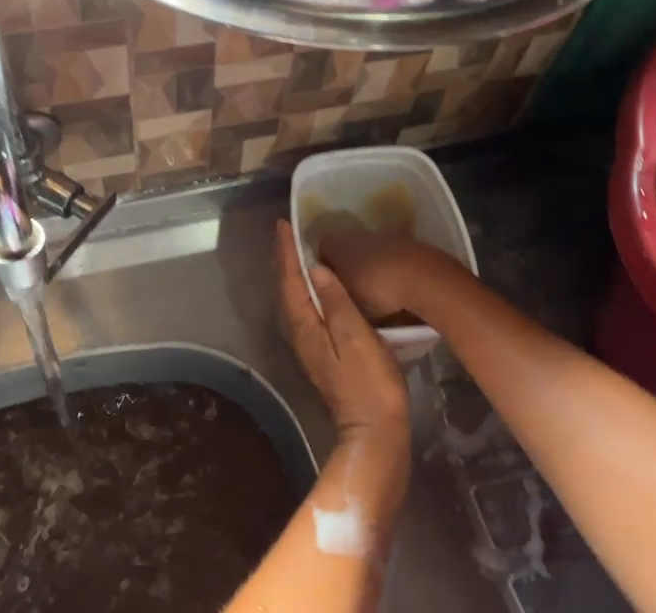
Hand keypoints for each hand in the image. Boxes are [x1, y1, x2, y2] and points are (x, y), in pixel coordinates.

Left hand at [274, 221, 408, 442]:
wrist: (374, 430)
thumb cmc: (369, 381)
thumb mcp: (355, 336)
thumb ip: (335, 300)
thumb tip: (315, 268)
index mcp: (305, 326)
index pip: (289, 280)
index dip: (285, 251)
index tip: (281, 224)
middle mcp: (300, 334)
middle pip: (286, 289)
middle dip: (284, 259)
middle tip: (286, 232)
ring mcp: (310, 346)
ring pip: (294, 300)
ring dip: (292, 274)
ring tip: (297, 252)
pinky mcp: (322, 354)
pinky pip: (305, 310)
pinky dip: (305, 291)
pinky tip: (318, 288)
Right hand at [316, 231, 466, 323]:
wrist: (424, 279)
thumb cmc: (375, 290)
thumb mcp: (345, 300)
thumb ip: (331, 294)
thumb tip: (325, 290)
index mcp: (338, 243)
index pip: (321, 250)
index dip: (322, 270)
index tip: (327, 290)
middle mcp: (359, 233)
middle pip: (347, 251)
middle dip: (349, 270)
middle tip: (352, 296)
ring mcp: (388, 236)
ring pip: (373, 254)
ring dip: (373, 270)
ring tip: (379, 298)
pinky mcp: (411, 244)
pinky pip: (394, 259)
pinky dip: (394, 272)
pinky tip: (400, 293)